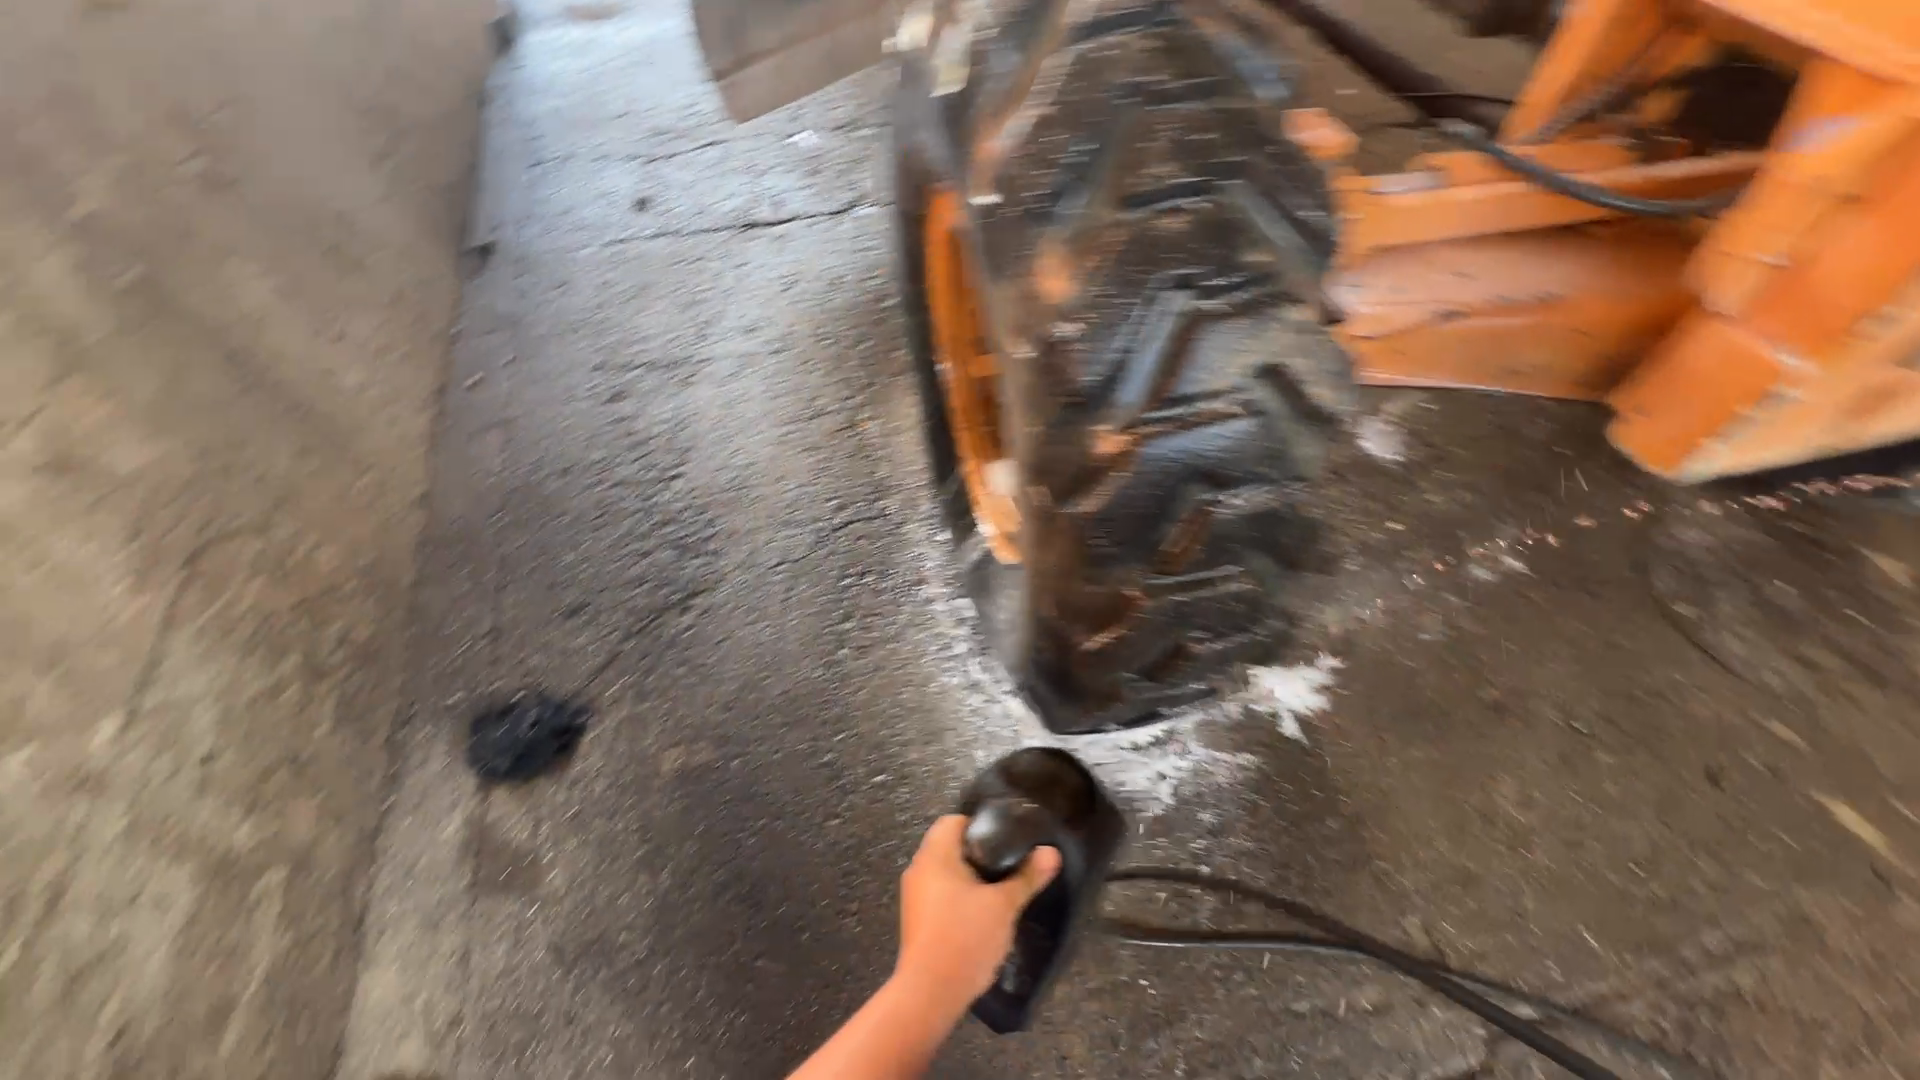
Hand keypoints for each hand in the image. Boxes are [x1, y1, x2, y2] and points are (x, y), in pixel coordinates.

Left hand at [891, 815, 1061, 1014]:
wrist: (930, 993)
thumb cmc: (965, 938)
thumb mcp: (1004, 905)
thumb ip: (1027, 877)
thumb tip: (1051, 852)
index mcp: (935, 855)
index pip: (954, 820)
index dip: (981, 825)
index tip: (1007, 840)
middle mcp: (918, 868)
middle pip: (950, 846)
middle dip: (980, 854)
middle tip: (1009, 865)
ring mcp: (914, 896)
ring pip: (945, 872)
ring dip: (970, 878)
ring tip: (999, 890)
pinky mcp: (916, 919)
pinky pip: (939, 895)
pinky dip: (959, 897)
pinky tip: (981, 915)